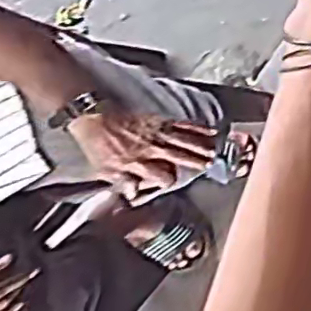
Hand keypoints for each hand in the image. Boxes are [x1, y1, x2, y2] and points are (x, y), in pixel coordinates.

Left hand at [68, 110, 218, 195]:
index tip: (172, 183)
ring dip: (202, 146)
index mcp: (136, 164)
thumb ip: (121, 182)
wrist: (96, 117)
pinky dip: (200, 128)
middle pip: (180, 157)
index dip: (169, 180)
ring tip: (214, 151)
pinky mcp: (163, 120)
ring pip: (187, 141)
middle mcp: (152, 149)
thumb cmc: (98, 145)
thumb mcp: (103, 169)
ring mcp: (159, 133)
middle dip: (195, 161)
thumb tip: (133, 194)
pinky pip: (186, 125)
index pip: (160, 175)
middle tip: (208, 164)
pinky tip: (210, 131)